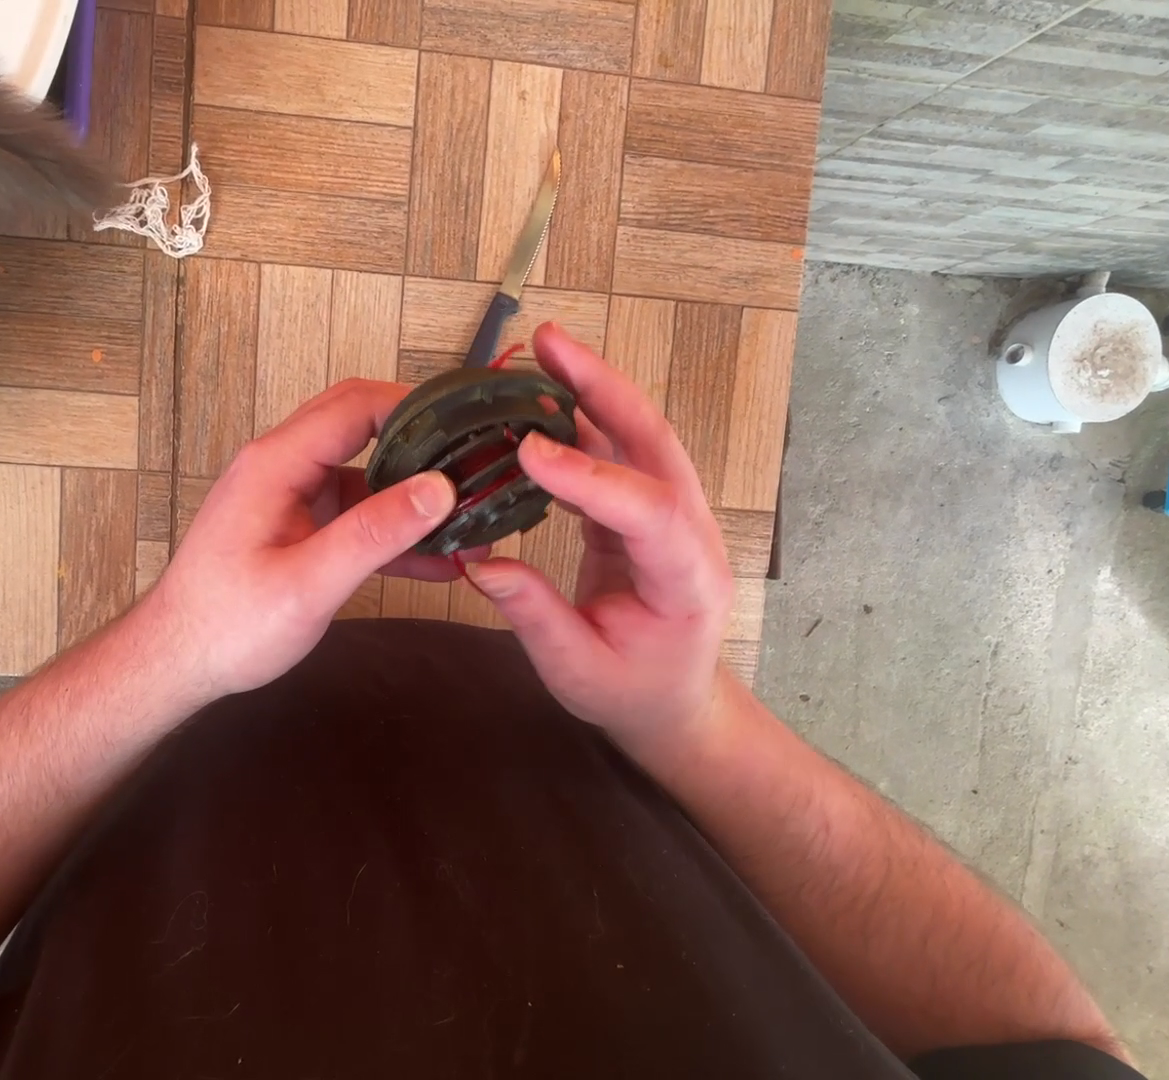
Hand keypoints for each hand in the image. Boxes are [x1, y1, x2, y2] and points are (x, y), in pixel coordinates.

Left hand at [142, 379, 463, 699]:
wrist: (177, 661)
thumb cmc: (227, 625)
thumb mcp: (307, 583)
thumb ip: (373, 534)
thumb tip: (438, 490)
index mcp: (277, 463)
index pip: (355, 406)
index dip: (414, 406)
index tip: (465, 428)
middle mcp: (284, 467)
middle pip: (362, 427)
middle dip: (421, 442)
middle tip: (474, 462)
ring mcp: (293, 496)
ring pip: (366, 474)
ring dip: (413, 496)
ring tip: (468, 521)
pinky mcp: (300, 526)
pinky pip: (356, 514)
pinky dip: (393, 532)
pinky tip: (437, 559)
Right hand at [464, 323, 734, 756]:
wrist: (672, 696)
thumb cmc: (632, 691)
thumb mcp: (576, 669)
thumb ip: (533, 614)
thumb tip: (478, 561)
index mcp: (687, 577)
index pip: (649, 511)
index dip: (590, 477)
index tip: (529, 449)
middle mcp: (690, 531)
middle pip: (654, 441)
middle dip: (602, 386)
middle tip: (549, 343)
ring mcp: (671, 512)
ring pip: (636, 435)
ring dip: (591, 389)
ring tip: (542, 352)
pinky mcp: (641, 508)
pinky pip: (614, 454)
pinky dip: (578, 422)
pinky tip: (539, 404)